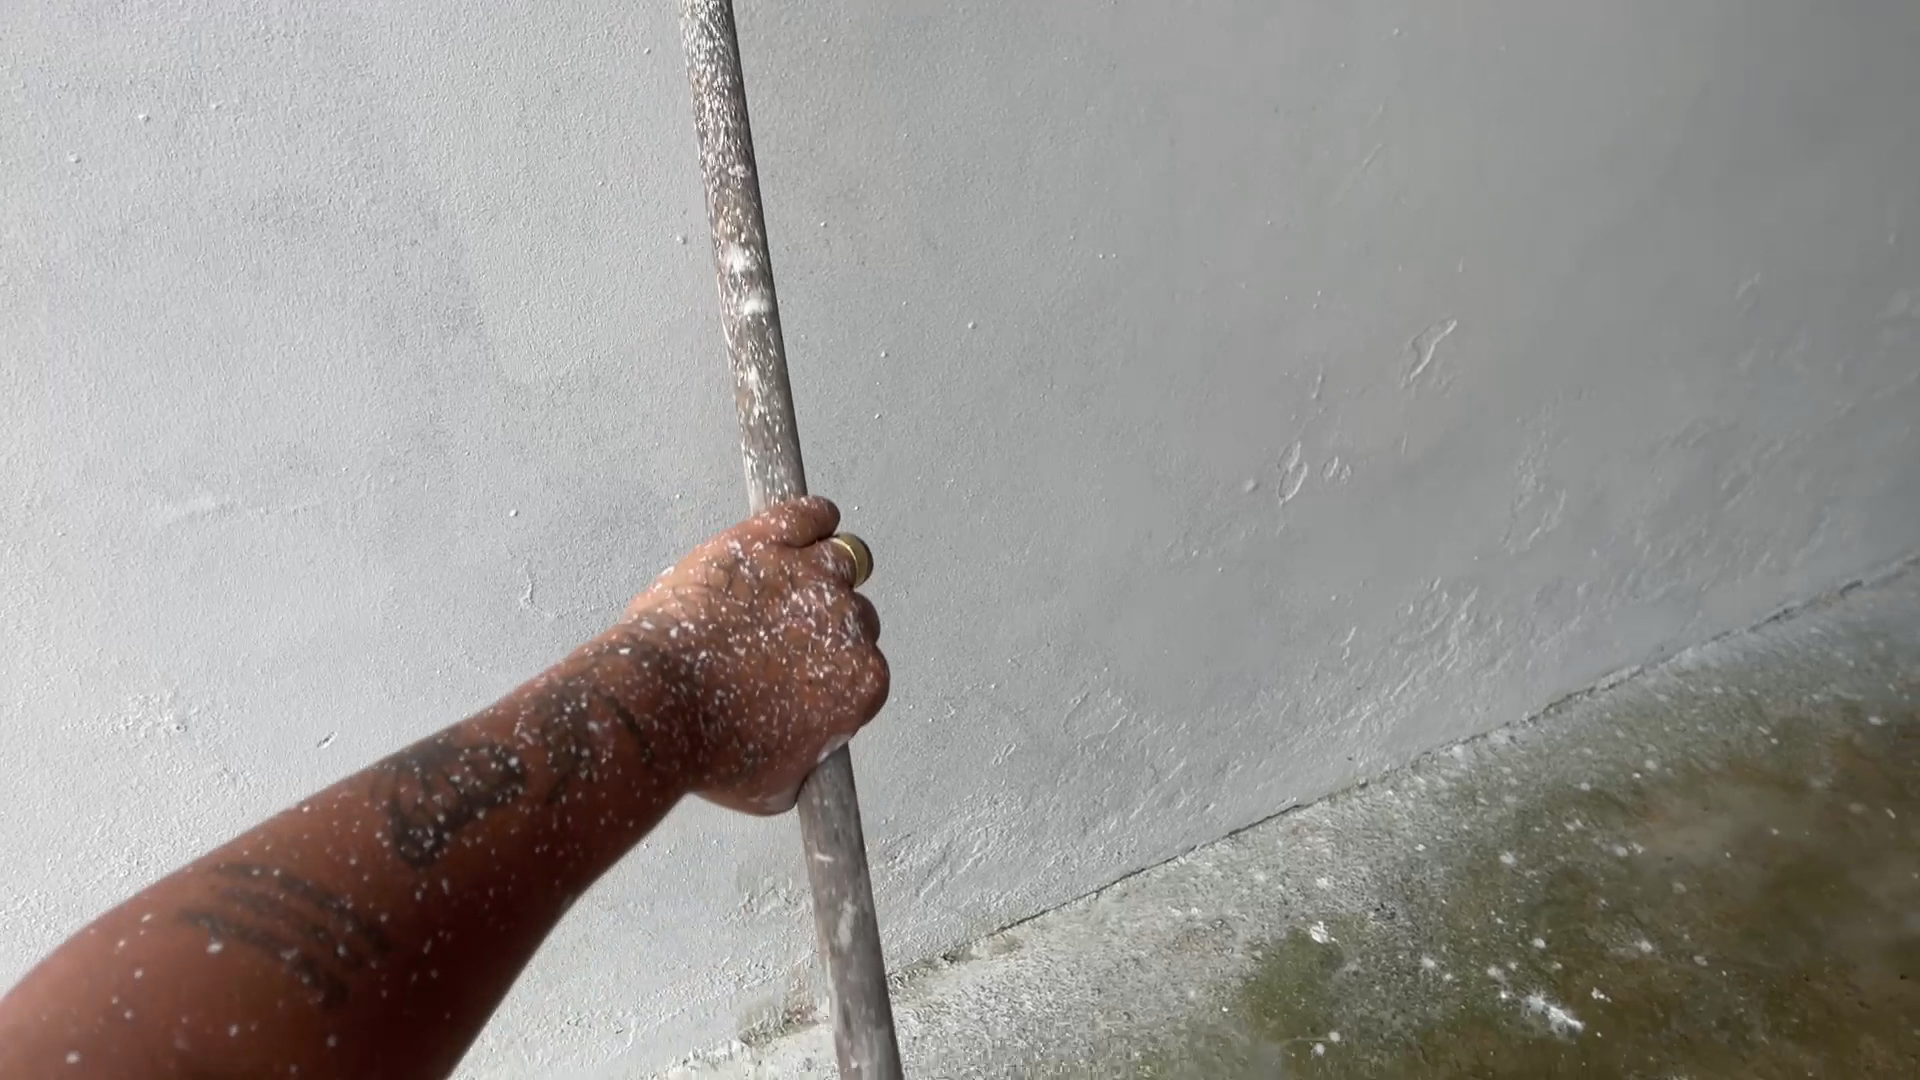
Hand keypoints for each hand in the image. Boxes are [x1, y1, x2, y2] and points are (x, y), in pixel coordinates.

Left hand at [622, 497, 888, 813]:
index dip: (835, 668)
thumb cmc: (710, 750)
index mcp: (862, 679)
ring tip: (791, 581)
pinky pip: (811, 514)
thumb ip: (813, 757)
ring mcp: (811, 576)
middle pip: (856, 612)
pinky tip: (806, 528)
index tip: (807, 670)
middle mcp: (849, 622)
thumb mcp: (778, 786)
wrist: (654, 710)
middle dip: (826, 624)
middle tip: (780, 637)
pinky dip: (814, 519)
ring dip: (823, 571)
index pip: (867, 663)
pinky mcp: (769, 543)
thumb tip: (813, 755)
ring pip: (842, 558)